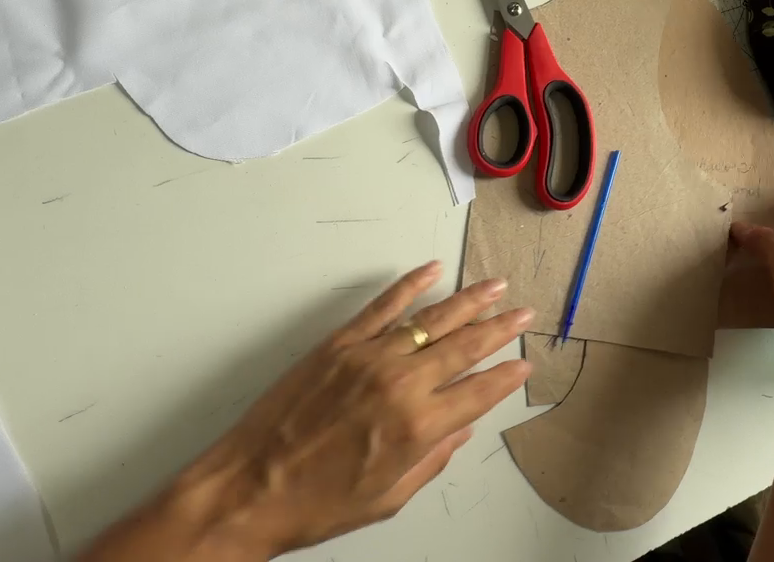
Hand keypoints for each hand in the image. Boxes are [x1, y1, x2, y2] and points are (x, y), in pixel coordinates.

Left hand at [81, 262, 532, 561]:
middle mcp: (402, 384)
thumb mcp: (388, 499)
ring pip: (433, 319)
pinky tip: (432, 270)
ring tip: (496, 286)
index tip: (525, 362)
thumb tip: (461, 428)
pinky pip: (385, 305)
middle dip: (500, 327)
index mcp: (418, 428)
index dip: (507, 376)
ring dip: (470, 300)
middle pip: (465, 347)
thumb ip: (433, 459)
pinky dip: (410, 284)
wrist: (249, 487)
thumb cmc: (316, 503)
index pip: (479, 392)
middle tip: (525, 311)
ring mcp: (371, 356)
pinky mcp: (342, 342)